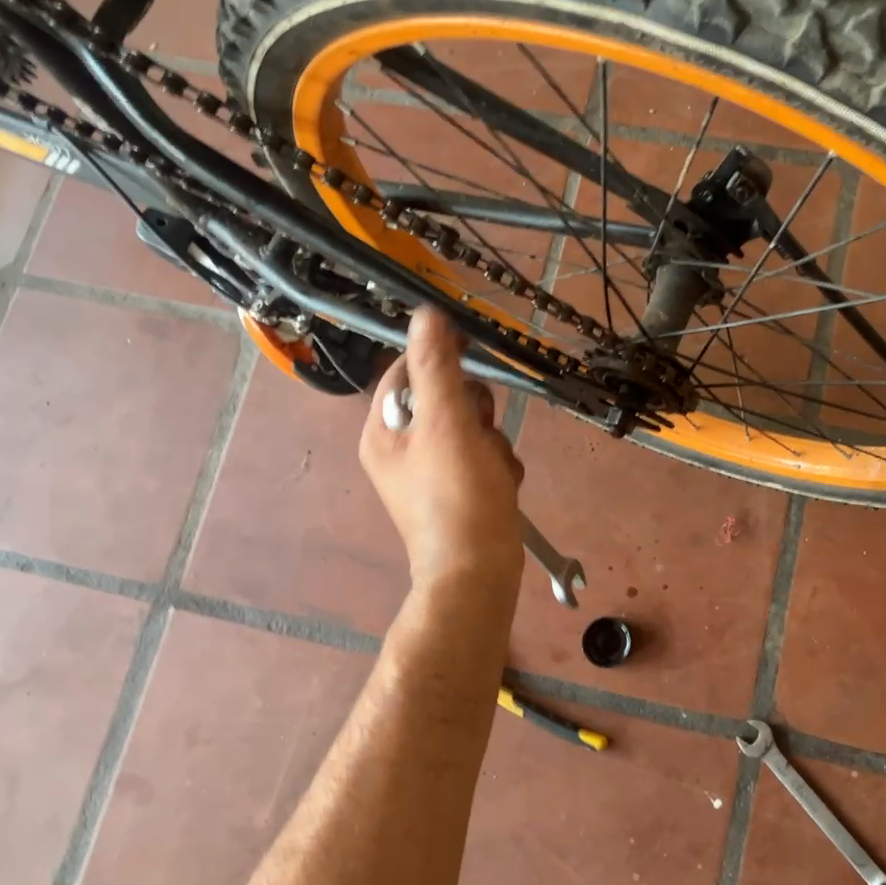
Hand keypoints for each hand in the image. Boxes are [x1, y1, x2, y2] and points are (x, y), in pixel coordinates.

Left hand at [360, 307, 524, 593]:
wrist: (477, 572)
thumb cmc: (457, 496)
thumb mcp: (446, 423)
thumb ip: (437, 366)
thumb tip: (425, 312)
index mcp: (383, 431)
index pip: (407, 371)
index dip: (440, 361)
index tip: (470, 362)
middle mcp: (402, 449)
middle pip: (446, 399)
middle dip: (475, 412)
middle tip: (479, 432)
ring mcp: (433, 473)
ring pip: (473, 428)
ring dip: (493, 442)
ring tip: (493, 468)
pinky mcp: (461, 492)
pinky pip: (484, 458)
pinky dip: (499, 466)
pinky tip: (501, 485)